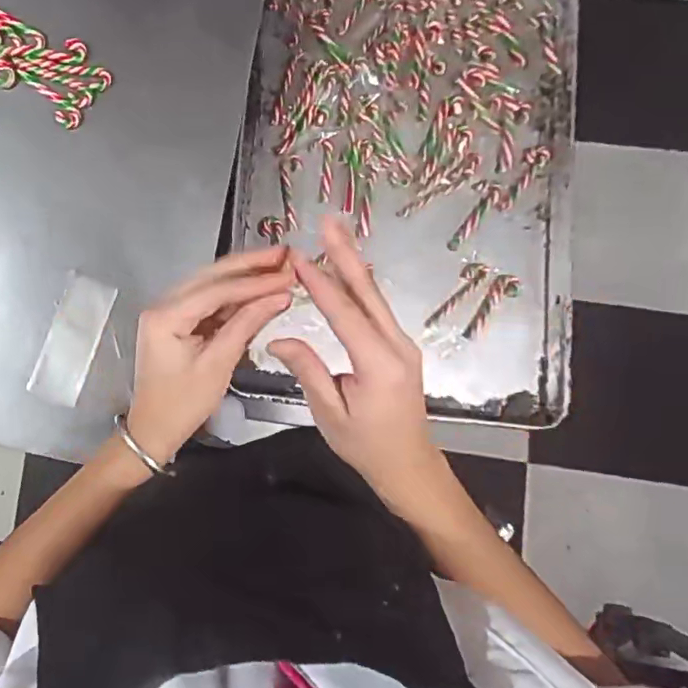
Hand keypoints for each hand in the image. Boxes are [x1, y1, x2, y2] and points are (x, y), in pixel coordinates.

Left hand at [127, 245, 294, 464]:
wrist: (153, 429)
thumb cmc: (180, 405)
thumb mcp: (218, 365)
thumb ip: (246, 325)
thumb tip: (276, 297)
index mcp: (165, 317)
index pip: (216, 289)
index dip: (255, 280)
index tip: (287, 272)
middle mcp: (161, 308)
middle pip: (210, 277)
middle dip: (249, 266)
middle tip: (284, 255)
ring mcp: (166, 314)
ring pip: (209, 286)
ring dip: (242, 279)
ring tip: (278, 269)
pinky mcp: (175, 324)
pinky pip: (206, 303)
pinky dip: (232, 298)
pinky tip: (257, 293)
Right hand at [267, 218, 450, 515]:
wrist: (407, 464)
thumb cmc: (366, 446)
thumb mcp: (329, 412)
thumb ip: (307, 370)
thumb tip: (280, 338)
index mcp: (378, 364)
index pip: (344, 314)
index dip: (320, 284)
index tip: (299, 258)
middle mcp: (396, 347)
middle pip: (367, 293)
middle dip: (346, 255)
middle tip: (329, 223)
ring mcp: (402, 345)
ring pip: (374, 298)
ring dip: (353, 265)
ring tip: (335, 236)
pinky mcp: (398, 349)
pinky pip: (376, 310)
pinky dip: (359, 287)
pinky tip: (347, 272)